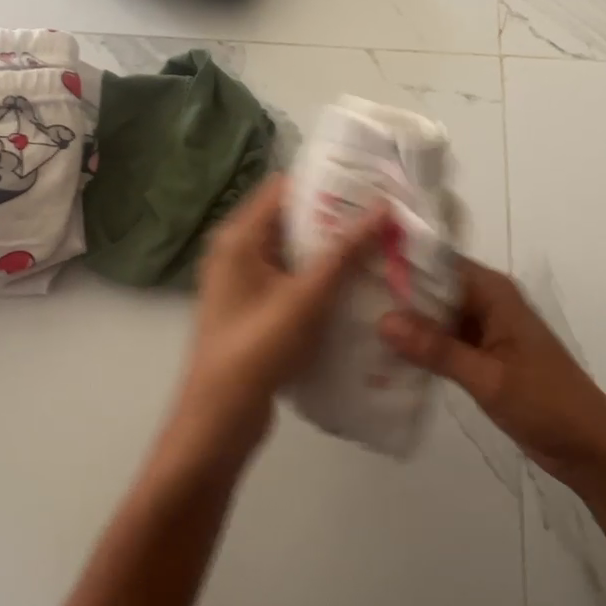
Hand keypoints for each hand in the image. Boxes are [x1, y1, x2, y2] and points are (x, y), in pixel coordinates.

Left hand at [173, 175, 387, 463]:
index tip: (371, 187)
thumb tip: (383, 208)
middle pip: (292, 219)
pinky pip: (292, 280)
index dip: (328, 185)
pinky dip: (321, 279)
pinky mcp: (255, 310)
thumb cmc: (258, 349)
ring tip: (380, 248)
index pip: (285, 188)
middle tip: (385, 219)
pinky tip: (357, 286)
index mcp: (239, 237)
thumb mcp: (308, 296)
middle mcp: (237, 251)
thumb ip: (346, 251)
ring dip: (332, 252)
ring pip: (295, 253)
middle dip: (337, 220)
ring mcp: (244, 283)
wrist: (219, 420)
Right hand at [378, 259, 605, 487]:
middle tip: (346, 301)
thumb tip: (384, 319)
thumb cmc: (546, 404)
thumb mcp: (488, 378)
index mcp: (495, 293)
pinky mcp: (484, 357)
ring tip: (356, 327)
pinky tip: (386, 359)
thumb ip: (437, 349)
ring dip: (408, 324)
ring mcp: (486, 331)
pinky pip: (445, 342)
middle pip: (435, 288)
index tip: (356, 268)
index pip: (440, 263)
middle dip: (398, 295)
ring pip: (438, 317)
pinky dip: (422, 349)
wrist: (589, 447)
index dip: (402, 263)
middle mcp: (489, 303)